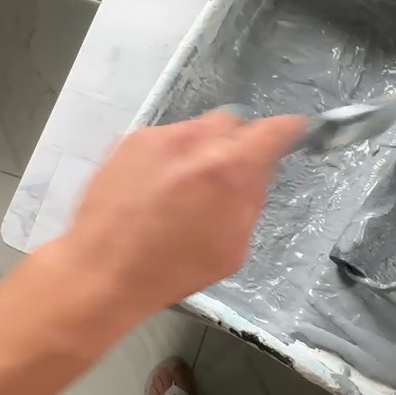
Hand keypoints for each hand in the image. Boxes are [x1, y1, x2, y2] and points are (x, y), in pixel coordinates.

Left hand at [50, 109, 305, 321]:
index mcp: (229, 170)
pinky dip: (170, 156)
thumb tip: (258, 172)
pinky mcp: (129, 140)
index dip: (289, 130)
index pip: (274, 130)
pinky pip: (164, 138)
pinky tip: (156, 187)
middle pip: (233, 122)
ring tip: (184, 186)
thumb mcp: (233, 247)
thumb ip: (252, 200)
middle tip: (227, 175)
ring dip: (201, 149)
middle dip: (237, 143)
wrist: (102, 271)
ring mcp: (158, 137)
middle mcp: (195, 142)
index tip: (293, 133)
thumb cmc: (173, 270)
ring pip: (196, 128)